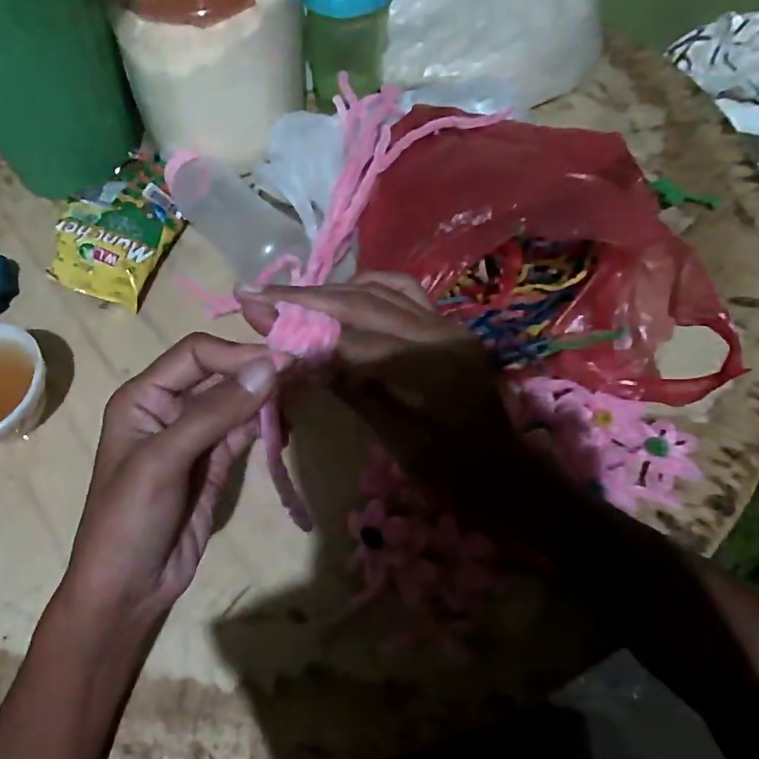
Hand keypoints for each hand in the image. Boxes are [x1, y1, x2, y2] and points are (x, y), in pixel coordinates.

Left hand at [65, 333, 277, 618]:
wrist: (128, 588)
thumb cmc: (129, 519)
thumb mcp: (164, 460)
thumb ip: (215, 413)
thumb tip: (270, 367)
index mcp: (143, 396)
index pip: (196, 355)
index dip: (237, 354)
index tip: (282, 364)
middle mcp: (168, 408)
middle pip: (220, 374)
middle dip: (258, 373)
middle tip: (304, 375)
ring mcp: (194, 437)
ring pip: (237, 402)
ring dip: (266, 399)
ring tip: (301, 399)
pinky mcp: (214, 463)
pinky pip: (244, 432)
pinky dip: (265, 426)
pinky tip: (285, 429)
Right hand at [236, 274, 520, 481]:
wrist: (502, 470)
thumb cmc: (449, 470)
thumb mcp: (396, 438)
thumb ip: (352, 388)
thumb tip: (298, 355)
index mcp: (428, 367)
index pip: (351, 336)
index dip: (300, 325)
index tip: (255, 314)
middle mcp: (439, 333)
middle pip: (362, 302)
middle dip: (305, 297)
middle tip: (256, 293)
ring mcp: (445, 324)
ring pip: (379, 289)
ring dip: (330, 290)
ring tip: (288, 296)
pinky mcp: (445, 325)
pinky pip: (402, 292)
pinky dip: (365, 288)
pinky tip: (340, 295)